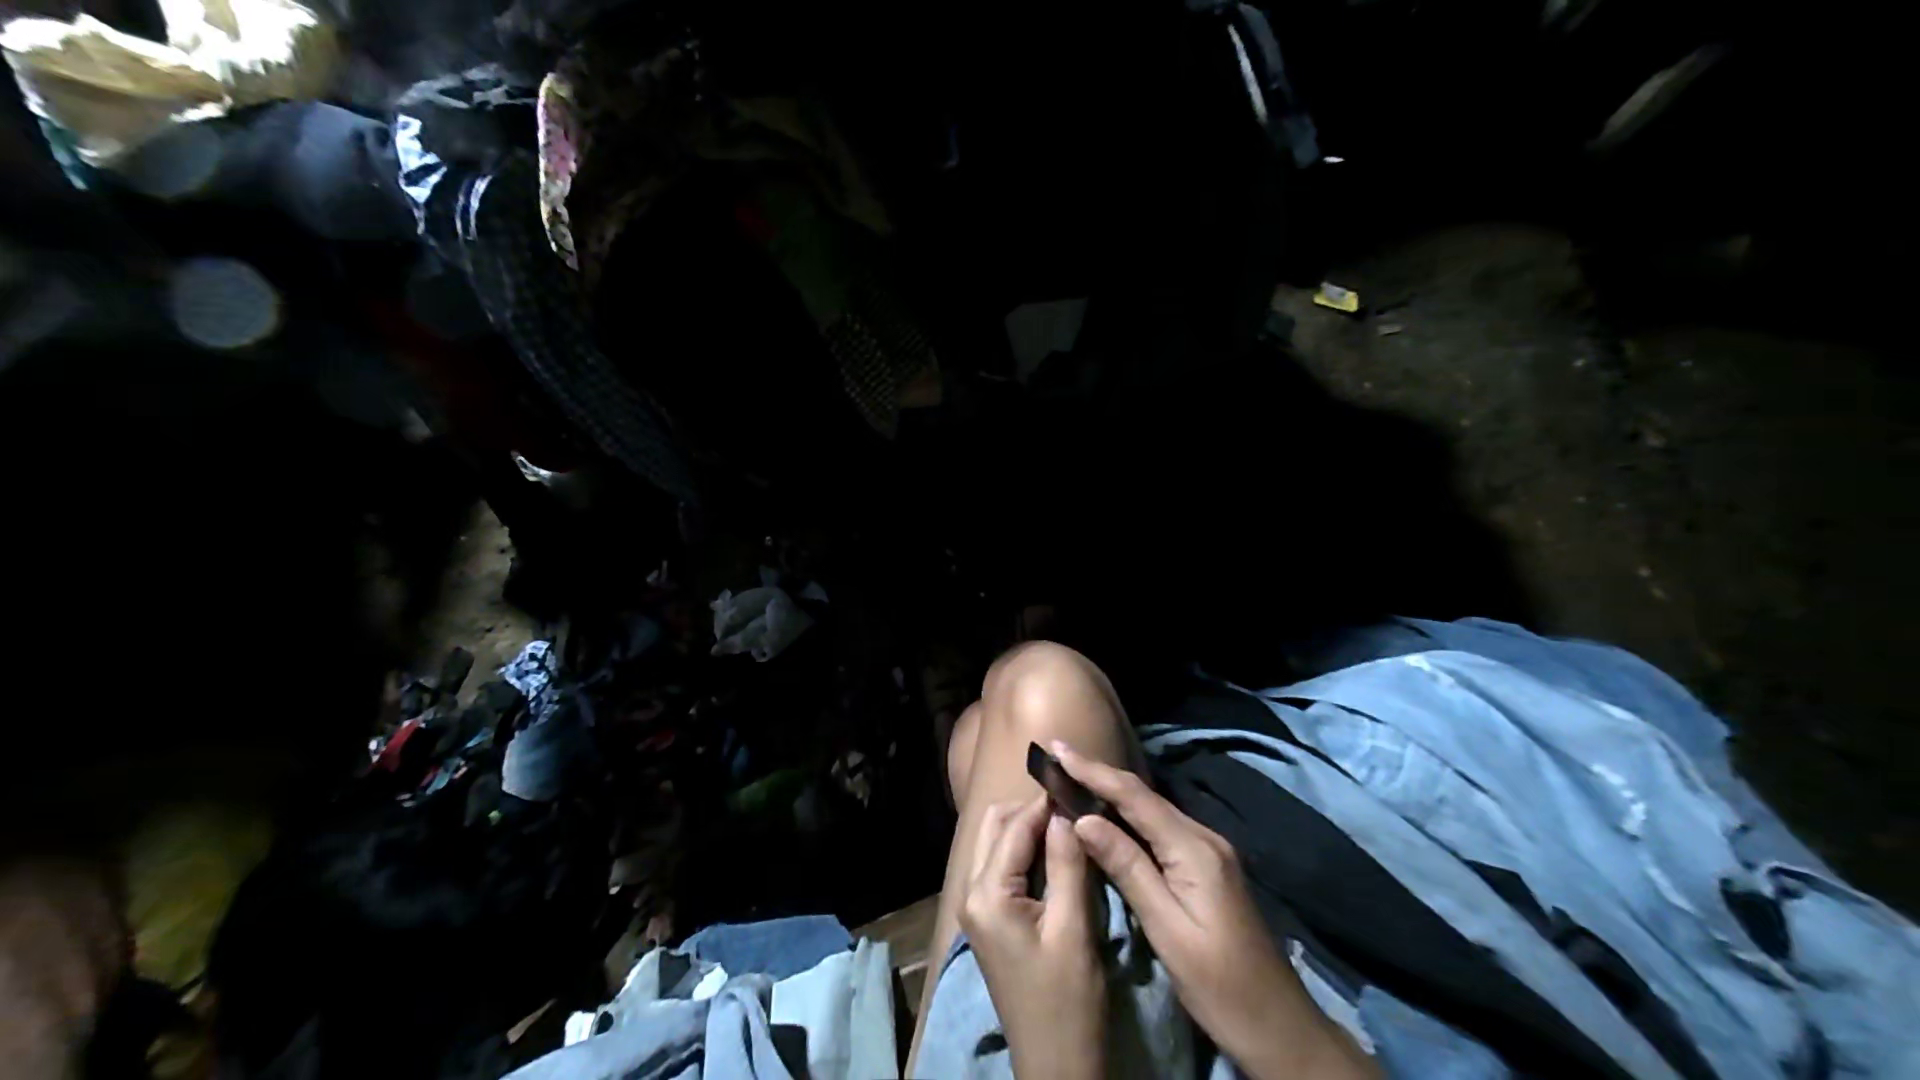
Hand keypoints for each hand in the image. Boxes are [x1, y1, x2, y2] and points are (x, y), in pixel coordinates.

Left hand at [957, 793, 1104, 1079]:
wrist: (1055, 1065)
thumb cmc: (1067, 1000)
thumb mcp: (1073, 929)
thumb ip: (1066, 864)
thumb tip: (1067, 811)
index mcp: (986, 893)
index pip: (1013, 828)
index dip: (1044, 803)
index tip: (1075, 785)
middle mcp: (971, 892)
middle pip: (995, 828)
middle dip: (1030, 812)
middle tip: (1071, 808)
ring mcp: (976, 907)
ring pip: (996, 845)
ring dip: (1026, 830)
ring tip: (1066, 826)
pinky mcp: (988, 919)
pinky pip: (1000, 867)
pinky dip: (1023, 852)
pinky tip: (1053, 853)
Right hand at [1051, 742, 1378, 1079]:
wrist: (1280, 1026)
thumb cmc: (1220, 985)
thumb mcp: (1167, 929)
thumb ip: (1127, 868)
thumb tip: (1083, 819)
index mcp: (1194, 849)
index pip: (1134, 797)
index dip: (1093, 770)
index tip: (1057, 748)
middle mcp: (1203, 838)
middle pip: (1143, 796)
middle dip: (1099, 774)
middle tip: (1058, 756)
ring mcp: (1208, 851)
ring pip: (1151, 809)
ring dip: (1111, 792)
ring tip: (1072, 777)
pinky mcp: (1206, 867)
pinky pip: (1160, 828)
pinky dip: (1128, 816)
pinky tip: (1108, 816)